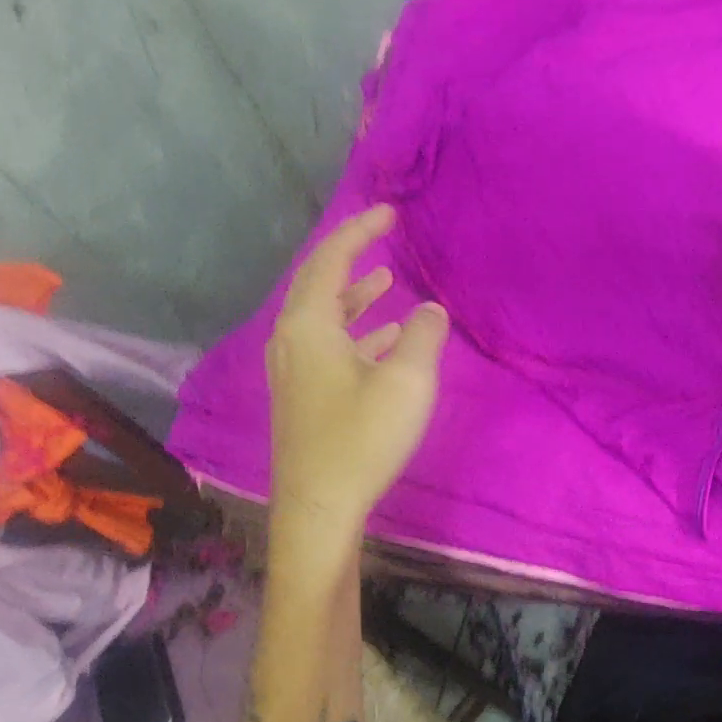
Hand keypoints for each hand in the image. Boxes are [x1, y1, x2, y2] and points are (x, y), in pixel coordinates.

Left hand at [267, 204, 448, 524]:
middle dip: (352, 257)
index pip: (330, 260)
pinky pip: (328, 345)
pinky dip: (356, 332)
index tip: (388, 213)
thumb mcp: (407, 382)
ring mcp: (293, 371)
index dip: (359, 231)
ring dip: (355, 296)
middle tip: (382, 236)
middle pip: (319, 284)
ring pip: (324, 318)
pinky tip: (383, 339)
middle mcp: (292, 340)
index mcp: (309, 326)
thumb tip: (430, 310)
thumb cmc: (362, 439)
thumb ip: (423, 336)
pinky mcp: (303, 397)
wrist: (319, 508)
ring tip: (385, 280)